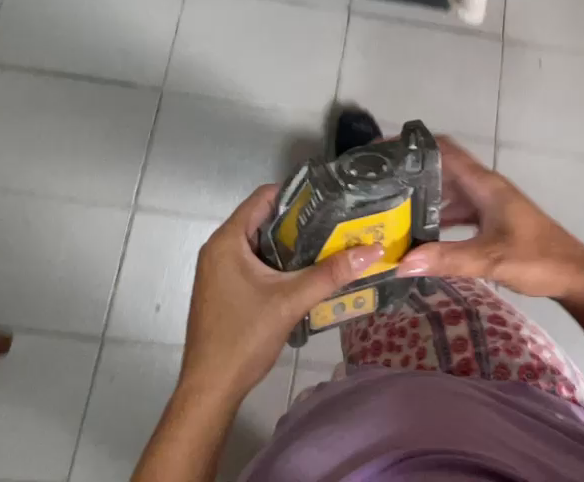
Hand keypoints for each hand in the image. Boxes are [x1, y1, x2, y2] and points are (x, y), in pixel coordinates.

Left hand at [177, 184, 383, 406]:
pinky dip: (280, 264)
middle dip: (300, 221)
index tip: (329, 199)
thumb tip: (372, 251)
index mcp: (227, 240)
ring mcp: (219, 270)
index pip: (263, 197)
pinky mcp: (225, 289)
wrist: (210, 389)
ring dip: (292, 245)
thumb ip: (331, 274)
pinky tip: (307, 274)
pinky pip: (255, 263)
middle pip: (264, 220)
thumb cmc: (243, 337)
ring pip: (262, 244)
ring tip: (330, 246)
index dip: (296, 194)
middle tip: (337, 224)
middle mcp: (219, 248)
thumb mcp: (291, 301)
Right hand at [394, 136, 583, 301]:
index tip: (382, 150)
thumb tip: (401, 263)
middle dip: (412, 174)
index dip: (414, 145)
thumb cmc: (537, 258)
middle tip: (376, 185)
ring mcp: (490, 205)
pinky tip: (421, 237)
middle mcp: (485, 187)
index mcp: (485, 184)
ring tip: (390, 210)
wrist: (576, 276)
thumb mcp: (489, 259)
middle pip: (443, 171)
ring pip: (450, 194)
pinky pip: (459, 213)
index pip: (444, 150)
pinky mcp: (493, 222)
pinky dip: (439, 220)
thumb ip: (446, 259)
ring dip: (424, 200)